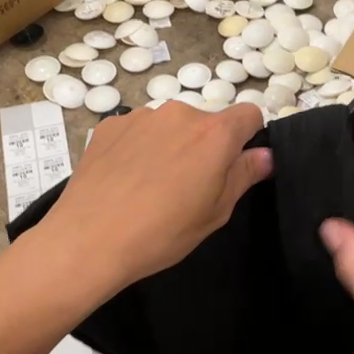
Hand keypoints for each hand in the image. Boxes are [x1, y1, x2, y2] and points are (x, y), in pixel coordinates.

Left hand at [32, 102, 271, 296]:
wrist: (88, 240)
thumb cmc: (162, 233)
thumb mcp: (215, 212)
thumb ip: (244, 176)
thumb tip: (265, 155)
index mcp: (214, 134)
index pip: (250, 114)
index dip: (248, 138)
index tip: (235, 166)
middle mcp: (180, 113)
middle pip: (207, 122)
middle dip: (205, 146)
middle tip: (189, 187)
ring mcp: (142, 116)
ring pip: (171, 126)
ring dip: (171, 145)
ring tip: (151, 185)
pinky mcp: (110, 125)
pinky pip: (138, 131)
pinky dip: (139, 148)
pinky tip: (125, 180)